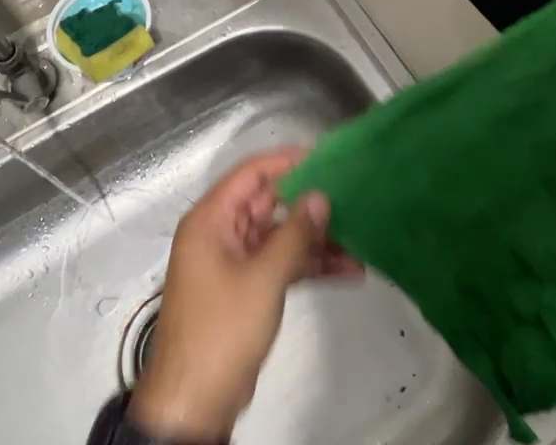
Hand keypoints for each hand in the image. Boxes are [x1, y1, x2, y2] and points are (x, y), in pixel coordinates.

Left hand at [129, 148, 361, 440]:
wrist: (194, 400)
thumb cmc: (222, 328)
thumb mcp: (264, 278)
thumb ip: (295, 234)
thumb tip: (321, 195)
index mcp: (211, 220)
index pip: (251, 174)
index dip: (287, 161)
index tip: (327, 155)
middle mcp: (220, 234)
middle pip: (269, 204)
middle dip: (310, 204)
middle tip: (354, 197)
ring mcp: (233, 263)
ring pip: (279, 236)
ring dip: (316, 240)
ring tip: (361, 239)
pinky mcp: (246, 289)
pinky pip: (281, 264)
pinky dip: (309, 266)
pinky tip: (348, 270)